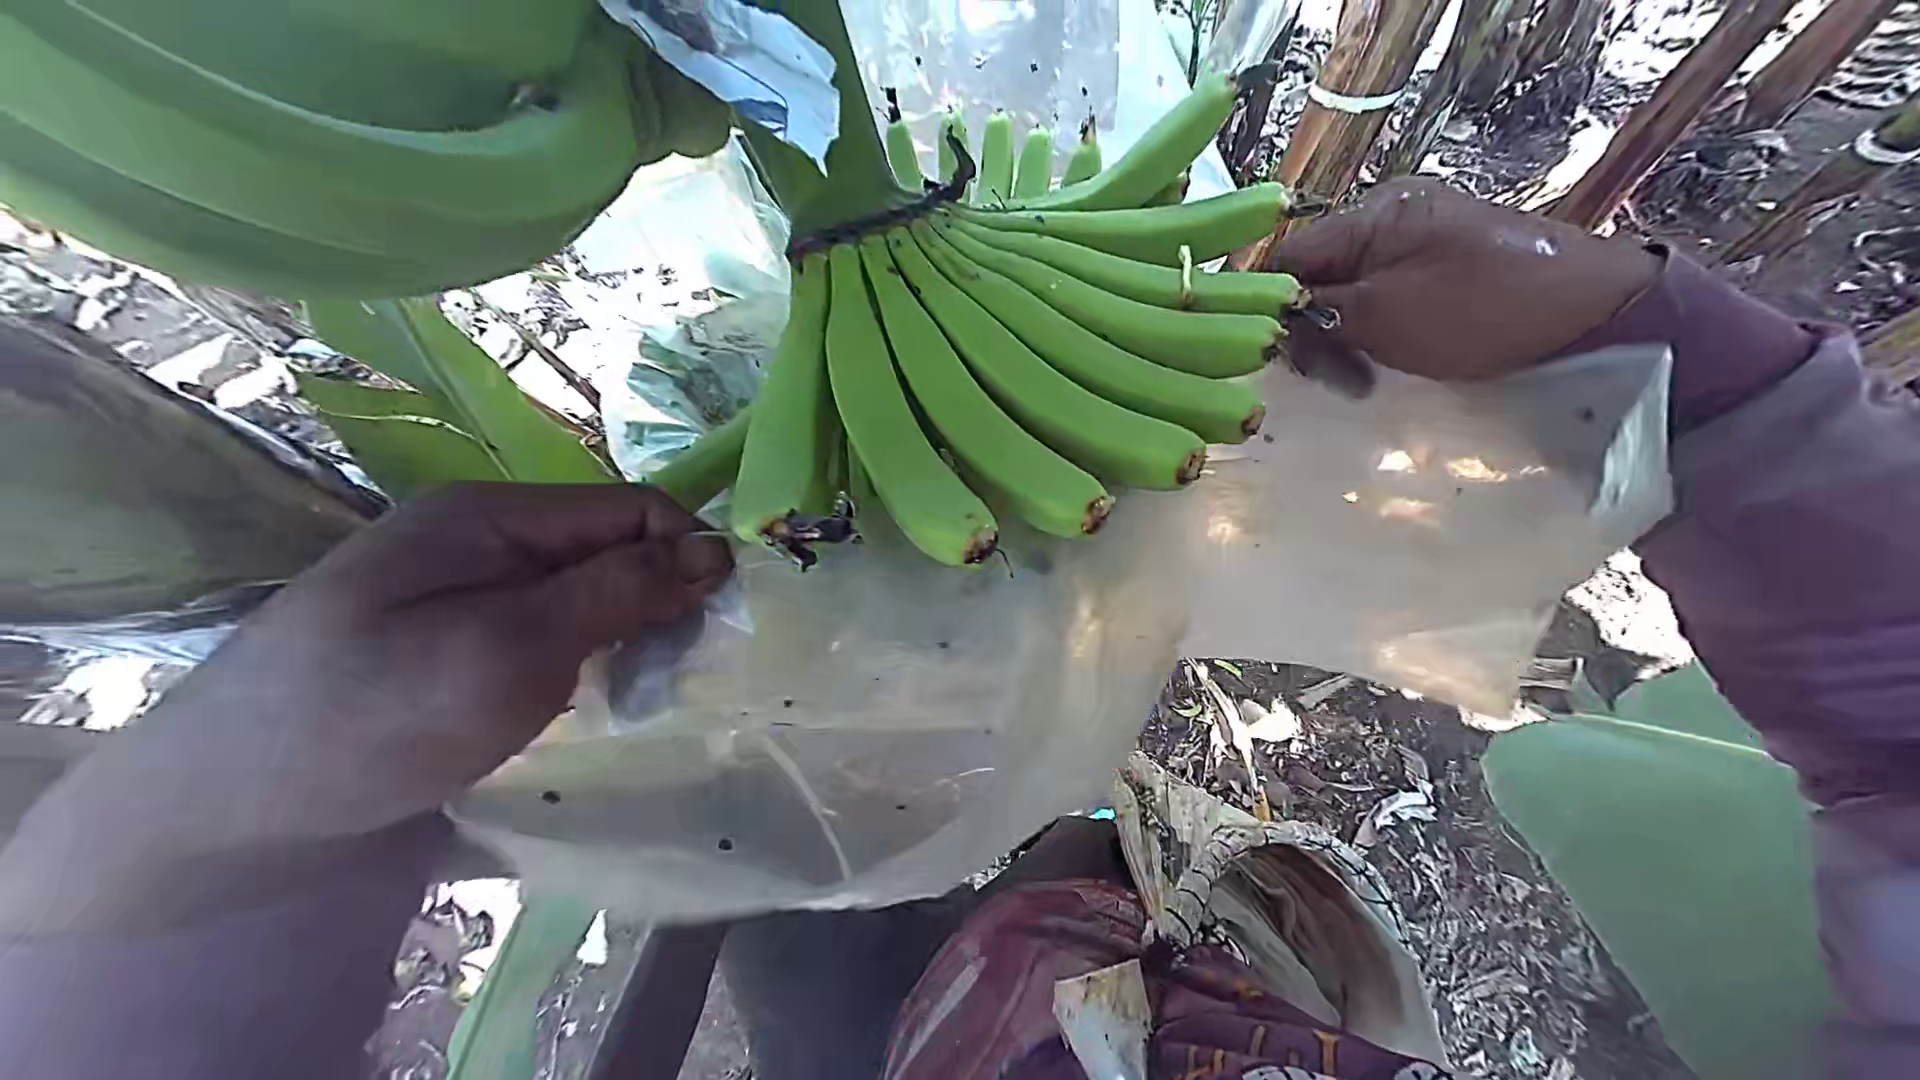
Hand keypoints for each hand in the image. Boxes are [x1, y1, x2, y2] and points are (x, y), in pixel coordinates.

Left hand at [0, 483, 729, 931]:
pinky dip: (603, 650)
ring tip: (642, 684)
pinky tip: (601, 688)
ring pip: (600, 586)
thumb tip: (719, 550)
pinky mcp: (478, 632)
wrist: (230, 821)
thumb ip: (620, 589)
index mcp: (494, 514)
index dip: (687, 551)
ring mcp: (482, 585)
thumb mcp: (511, 646)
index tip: (713, 619)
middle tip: (675, 664)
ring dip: (637, 627)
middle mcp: (492, 536)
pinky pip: (570, 622)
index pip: (633, 507)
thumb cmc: (374, 718)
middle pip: (619, 544)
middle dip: (665, 594)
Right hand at [1268, 178, 1660, 380]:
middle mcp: (1387, 220)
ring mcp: (1410, 246)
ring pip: (1337, 295)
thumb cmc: (1479, 309)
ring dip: (1333, 339)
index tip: (1267, 352)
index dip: (1266, 305)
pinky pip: (1369, 303)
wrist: (1591, 319)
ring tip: (1348, 377)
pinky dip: (1360, 337)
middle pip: (1311, 276)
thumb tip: (1269, 320)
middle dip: (1304, 326)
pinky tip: (1366, 365)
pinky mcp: (1428, 274)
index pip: (1287, 257)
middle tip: (1315, 373)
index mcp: (1374, 213)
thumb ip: (1315, 309)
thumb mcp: (1382, 312)